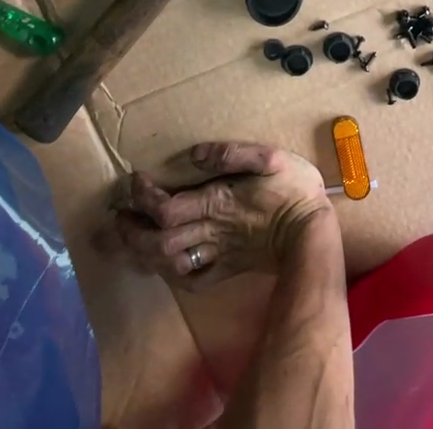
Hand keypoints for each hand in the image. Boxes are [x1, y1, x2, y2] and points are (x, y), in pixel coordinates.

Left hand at [113, 142, 333, 290]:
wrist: (312, 233)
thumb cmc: (293, 189)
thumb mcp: (269, 158)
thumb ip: (232, 153)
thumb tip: (195, 153)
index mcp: (216, 203)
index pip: (165, 208)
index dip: (143, 197)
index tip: (135, 181)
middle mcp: (210, 231)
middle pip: (158, 242)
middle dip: (132, 231)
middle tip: (120, 216)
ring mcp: (218, 254)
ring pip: (169, 263)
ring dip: (144, 252)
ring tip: (134, 237)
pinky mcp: (228, 268)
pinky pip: (193, 280)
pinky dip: (173, 274)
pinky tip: (168, 263)